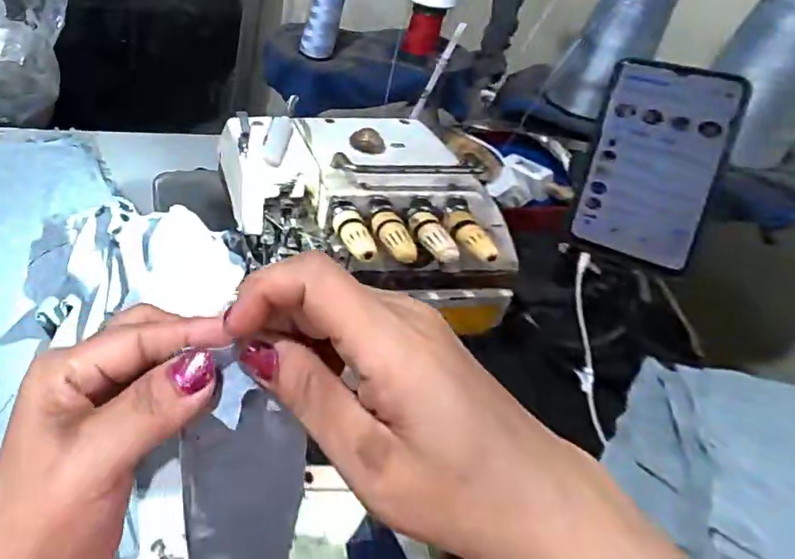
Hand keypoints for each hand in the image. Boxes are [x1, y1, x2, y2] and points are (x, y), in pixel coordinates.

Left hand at [0, 304, 227, 558]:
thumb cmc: (49, 512)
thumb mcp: (97, 457)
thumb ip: (147, 409)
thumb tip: (203, 364)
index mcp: (62, 366)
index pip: (130, 336)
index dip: (183, 330)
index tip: (237, 327)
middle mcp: (75, 373)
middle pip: (135, 338)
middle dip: (182, 336)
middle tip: (237, 344)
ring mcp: (88, 402)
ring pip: (142, 365)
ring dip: (180, 361)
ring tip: (228, 364)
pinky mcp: (105, 432)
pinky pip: (144, 397)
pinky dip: (174, 391)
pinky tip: (200, 397)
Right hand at [222, 253, 673, 558]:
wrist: (562, 522)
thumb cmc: (467, 500)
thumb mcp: (374, 465)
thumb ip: (309, 396)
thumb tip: (253, 347)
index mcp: (393, 339)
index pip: (309, 273)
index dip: (260, 289)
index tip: (232, 332)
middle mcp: (402, 313)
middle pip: (313, 280)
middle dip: (265, 307)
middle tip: (241, 355)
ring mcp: (413, 322)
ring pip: (327, 295)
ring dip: (287, 321)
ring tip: (271, 370)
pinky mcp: (417, 337)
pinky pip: (348, 314)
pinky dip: (314, 333)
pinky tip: (313, 374)